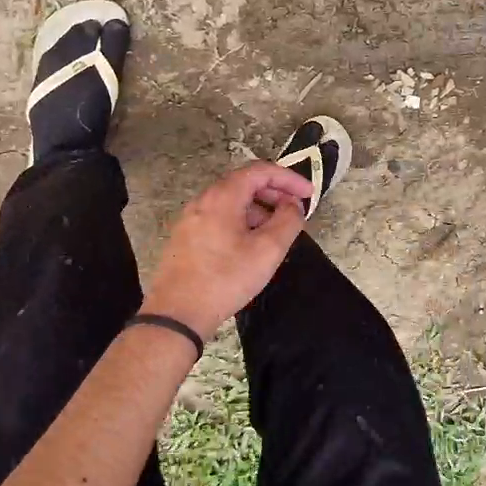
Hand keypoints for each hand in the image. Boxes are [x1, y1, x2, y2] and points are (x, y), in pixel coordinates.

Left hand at [143, 162, 313, 340]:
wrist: (176, 314)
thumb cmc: (225, 279)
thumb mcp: (268, 251)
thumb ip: (288, 221)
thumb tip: (293, 205)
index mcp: (223, 196)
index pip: (261, 171)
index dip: (289, 178)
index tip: (309, 193)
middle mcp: (204, 200)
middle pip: (245, 182)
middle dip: (275, 192)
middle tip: (296, 210)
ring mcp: (191, 218)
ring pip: (232, 201)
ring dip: (259, 208)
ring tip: (277, 230)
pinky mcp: (185, 237)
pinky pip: (220, 216)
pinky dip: (242, 220)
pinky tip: (251, 244)